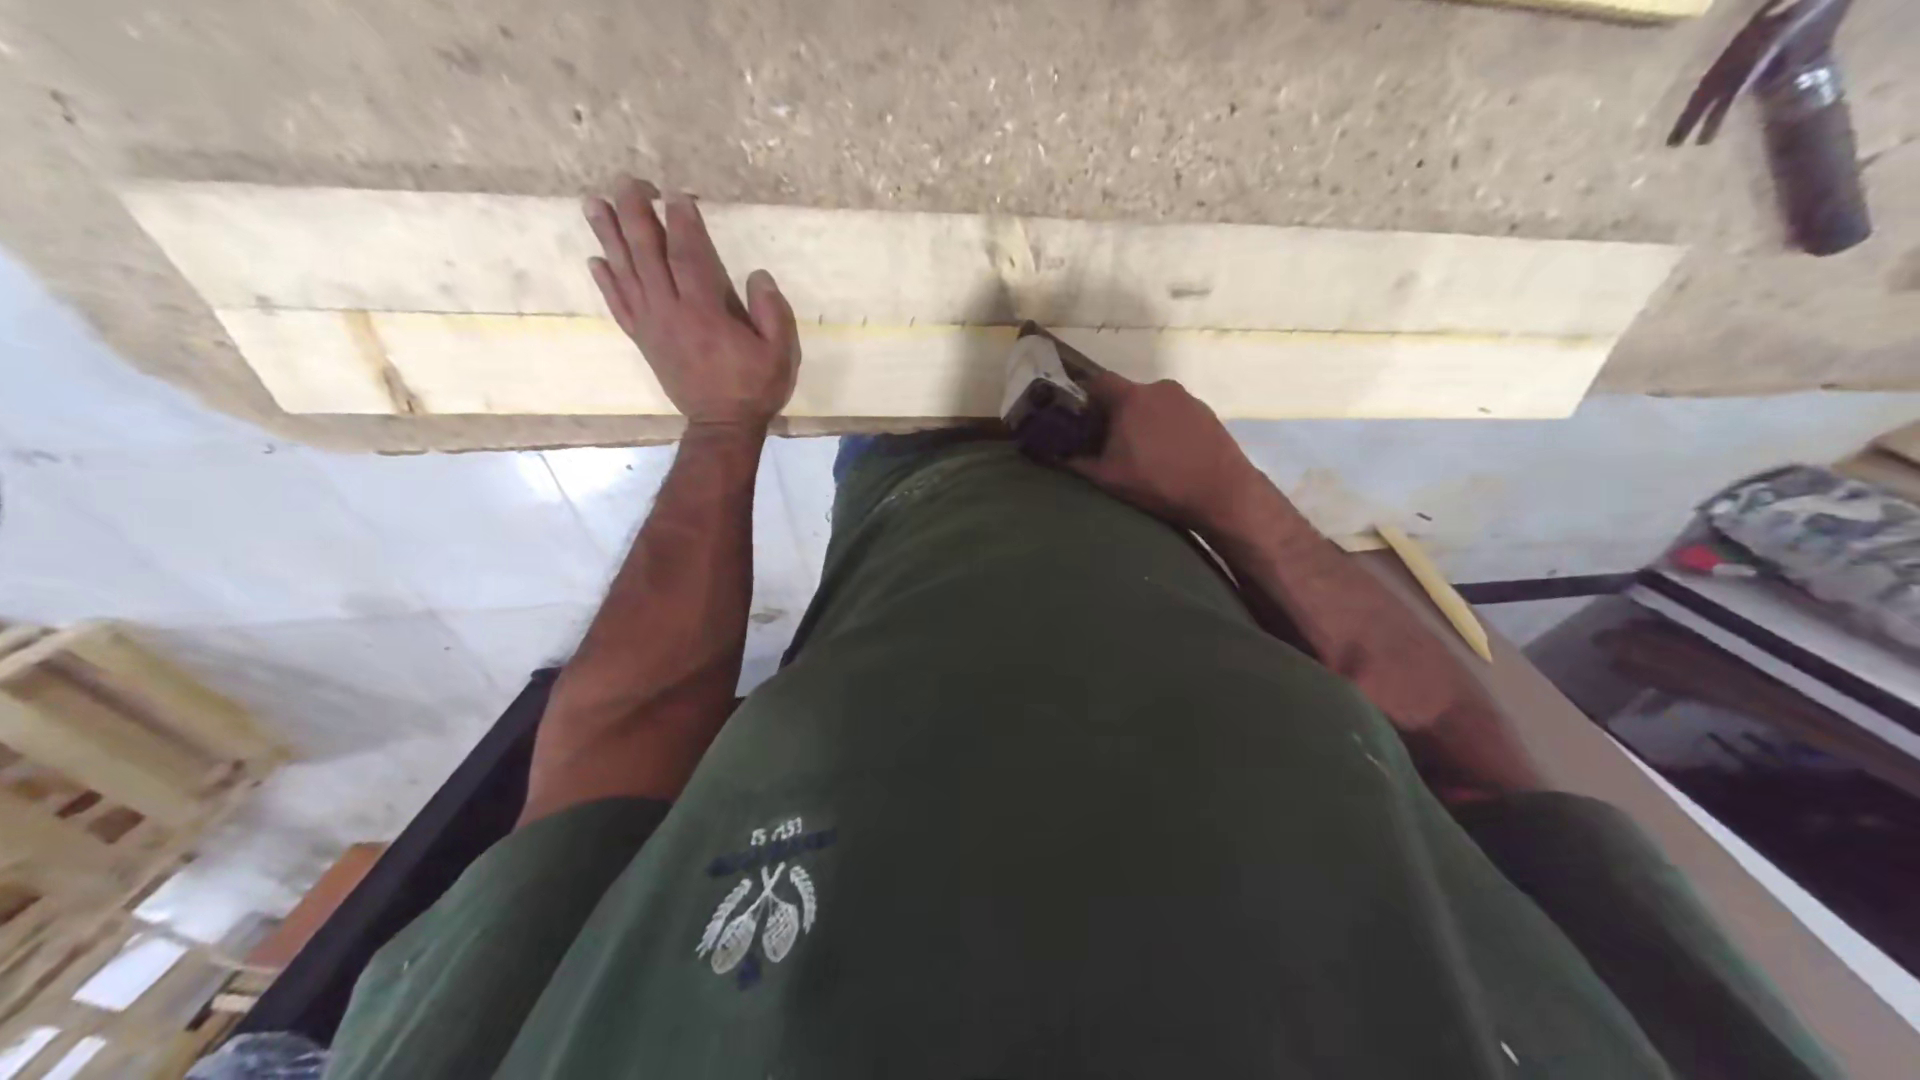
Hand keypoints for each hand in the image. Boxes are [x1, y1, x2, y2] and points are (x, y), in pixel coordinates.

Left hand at [584, 178, 799, 430]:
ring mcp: (652, 325)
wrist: (723, 426)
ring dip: (608, 236)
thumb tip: (758, 275)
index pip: (688, 253)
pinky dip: (606, 282)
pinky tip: (596, 260)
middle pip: (646, 252)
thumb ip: (773, 311)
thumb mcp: (781, 351)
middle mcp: (671, 310)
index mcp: (706, 310)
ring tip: (593, 202)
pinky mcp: (644, 341)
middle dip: (635, 212)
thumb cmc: (756, 388)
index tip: (677, 193)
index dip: (681, 220)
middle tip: (629, 182)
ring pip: (625, 272)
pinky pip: (618, 305)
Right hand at [1067, 370, 1270, 534]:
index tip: (1080, 419)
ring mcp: (1187, 398)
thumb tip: (1054, 456)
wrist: (1222, 493)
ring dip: (1142, 421)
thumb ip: (1076, 463)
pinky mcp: (1206, 412)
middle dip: (1114, 414)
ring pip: (1152, 404)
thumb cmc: (1159, 483)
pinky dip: (1165, 427)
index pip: (1097, 381)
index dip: (1085, 397)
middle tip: (1109, 443)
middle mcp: (1159, 388)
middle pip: (1126, 394)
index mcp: (1131, 398)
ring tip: (1142, 452)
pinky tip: (1169, 454)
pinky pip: (1175, 413)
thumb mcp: (1108, 478)